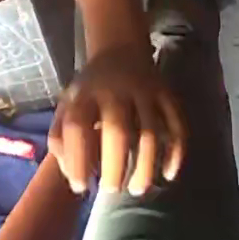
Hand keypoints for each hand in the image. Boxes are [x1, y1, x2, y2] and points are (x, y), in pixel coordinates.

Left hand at [49, 45, 184, 195]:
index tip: (82, 187)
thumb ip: (61, 139)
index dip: (78, 160)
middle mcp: (115, 90)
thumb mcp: (67, 105)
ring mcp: (144, 90)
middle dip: (115, 167)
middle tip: (112, 190)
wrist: (120, 49)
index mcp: (85, 93)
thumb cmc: (91, 89)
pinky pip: (177, 125)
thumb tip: (76, 179)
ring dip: (145, 166)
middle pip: (118, 131)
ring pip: (150, 132)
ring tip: (137, 189)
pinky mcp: (166, 94)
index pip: (77, 127)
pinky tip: (168, 175)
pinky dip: (176, 152)